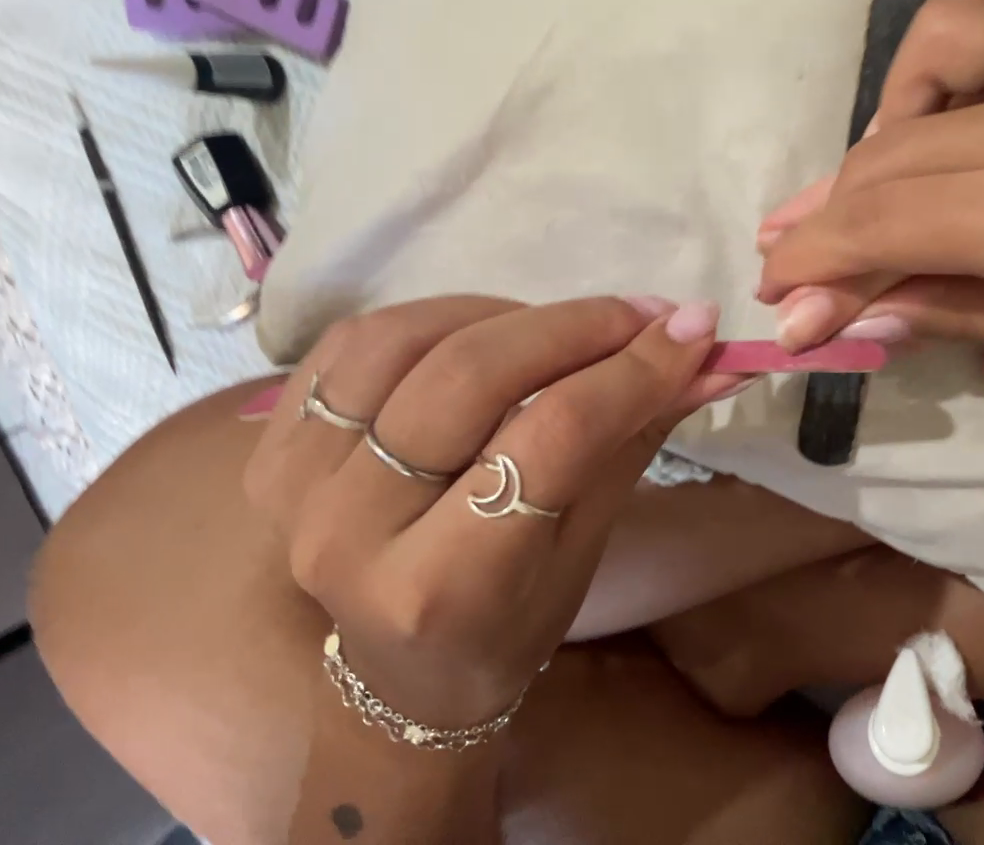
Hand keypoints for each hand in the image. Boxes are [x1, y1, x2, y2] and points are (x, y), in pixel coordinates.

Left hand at [242, 295, 736, 729]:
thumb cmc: (511, 625)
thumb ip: (636, 438)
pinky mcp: (271, 451)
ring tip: (563, 324)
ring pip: (399, 341)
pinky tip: (485, 329)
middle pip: (466, 377)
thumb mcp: (585, 546)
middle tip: (641, 314)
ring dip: (500, 312)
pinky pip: (350, 344)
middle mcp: (351, 532)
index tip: (692, 330)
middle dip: (572, 326)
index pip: (551, 438)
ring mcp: (296, 487)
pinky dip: (427, 317)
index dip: (630, 371)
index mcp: (445, 585)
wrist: (403, 673)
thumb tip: (712, 361)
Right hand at [759, 0, 983, 379]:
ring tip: (856, 202)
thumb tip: (870, 314)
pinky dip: (945, 64)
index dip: (820, 267)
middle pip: (893, 155)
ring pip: (929, 75)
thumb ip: (977, 310)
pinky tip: (941, 107)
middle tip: (789, 272)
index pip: (890, 224)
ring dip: (873, 141)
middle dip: (825, 222)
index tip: (777, 308)